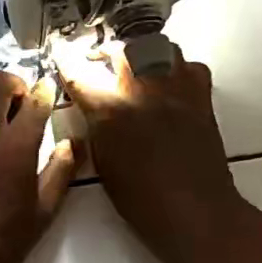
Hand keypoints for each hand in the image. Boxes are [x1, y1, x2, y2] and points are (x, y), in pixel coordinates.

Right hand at [54, 39, 261, 262]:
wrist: (197, 215)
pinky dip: (176, 68)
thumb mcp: (101, 161)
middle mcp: (142, 91)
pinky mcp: (201, 99)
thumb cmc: (142, 200)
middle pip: (120, 49)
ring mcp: (175, 91)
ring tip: (134, 66)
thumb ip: (93, 125)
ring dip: (141, 53)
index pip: (77, 71)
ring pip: (158, 47)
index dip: (65, 60)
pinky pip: (188, 67)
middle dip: (105, 53)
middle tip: (98, 63)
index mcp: (110, 110)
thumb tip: (90, 108)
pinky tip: (168, 83)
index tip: (60, 54)